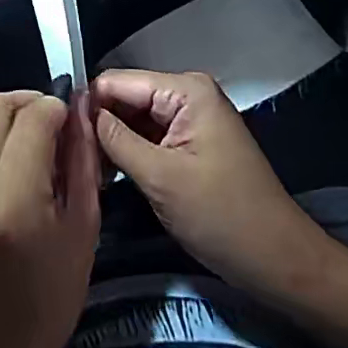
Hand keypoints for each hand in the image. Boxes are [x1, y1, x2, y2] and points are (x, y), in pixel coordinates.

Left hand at [0, 90, 99, 347]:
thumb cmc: (43, 299)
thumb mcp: (82, 234)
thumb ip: (81, 162)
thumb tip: (78, 107)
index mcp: (10, 201)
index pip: (32, 116)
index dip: (55, 108)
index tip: (70, 116)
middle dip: (29, 106)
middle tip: (52, 126)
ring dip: (6, 124)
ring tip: (28, 153)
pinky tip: (1, 171)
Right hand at [92, 69, 329, 293]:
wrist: (282, 266)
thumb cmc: (225, 218)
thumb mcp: (160, 177)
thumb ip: (113, 137)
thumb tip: (75, 111)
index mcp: (185, 90)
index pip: (114, 81)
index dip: (86, 105)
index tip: (64, 135)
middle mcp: (186, 94)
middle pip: (121, 98)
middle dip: (98, 126)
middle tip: (76, 159)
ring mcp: (188, 117)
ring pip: (128, 118)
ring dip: (109, 143)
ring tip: (88, 171)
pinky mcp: (187, 140)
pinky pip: (144, 135)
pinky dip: (126, 153)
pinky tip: (109, 174)